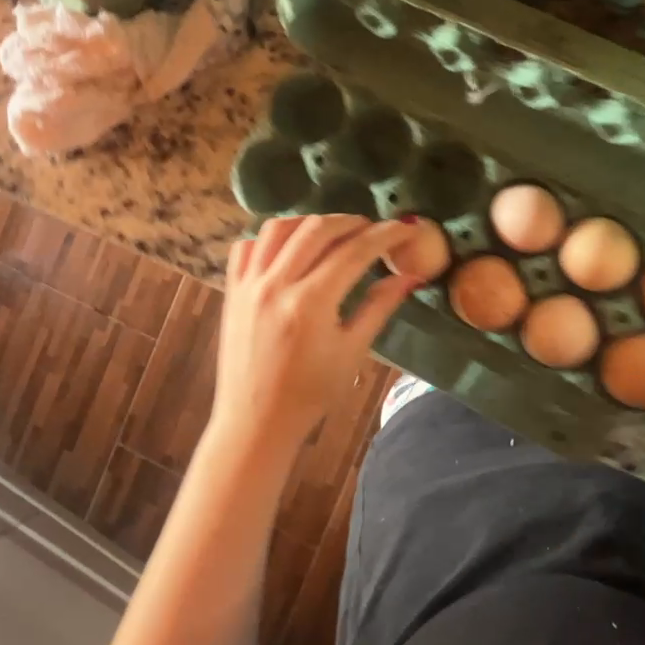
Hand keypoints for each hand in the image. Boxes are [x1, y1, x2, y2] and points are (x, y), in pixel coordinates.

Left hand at [211, 215, 418, 456]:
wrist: (256, 422)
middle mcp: (276, 284)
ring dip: (311, 222)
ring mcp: (249, 285)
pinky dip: (270, 238)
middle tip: (372, 228)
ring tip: (333, 232)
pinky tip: (290, 247)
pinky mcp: (232, 290)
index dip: (385, 234)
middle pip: (317, 229)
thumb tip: (411, 276)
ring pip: (279, 228)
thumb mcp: (353, 352)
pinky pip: (248, 246)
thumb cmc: (311, 393)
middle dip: (350, 222)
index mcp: (310, 303)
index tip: (405, 227)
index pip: (354, 251)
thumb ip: (379, 307)